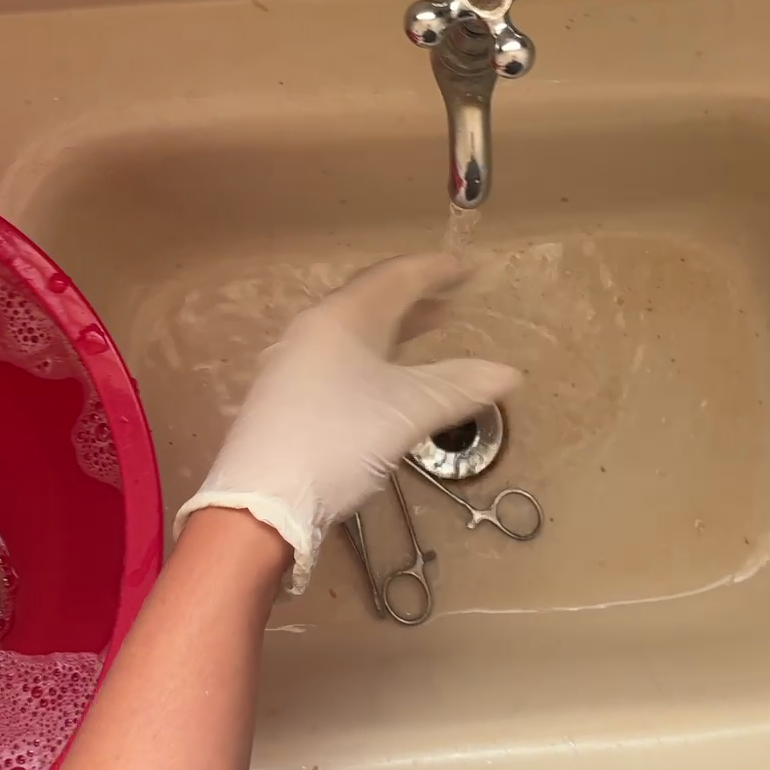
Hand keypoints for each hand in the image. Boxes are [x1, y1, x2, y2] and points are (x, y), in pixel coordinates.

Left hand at [175, 254, 521, 592]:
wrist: (260, 502)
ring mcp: (295, 361)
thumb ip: (459, 386)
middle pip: (372, 299)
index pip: (396, 277)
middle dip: (417, 297)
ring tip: (431, 328)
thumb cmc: (338, 441)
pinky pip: (341, 356)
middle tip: (453, 296)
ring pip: (356, 330)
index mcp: (342, 318)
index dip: (436, 270)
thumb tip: (509, 373)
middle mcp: (314, 330)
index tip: (469, 267)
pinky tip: (387, 376)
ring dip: (396, 327)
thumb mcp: (408, 412)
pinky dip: (375, 354)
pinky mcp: (287, 394)